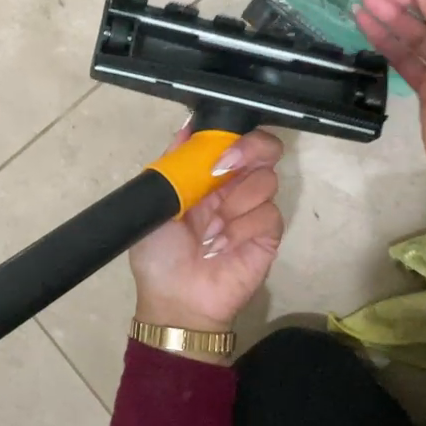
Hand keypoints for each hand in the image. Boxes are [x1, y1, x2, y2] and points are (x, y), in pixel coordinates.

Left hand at [129, 126, 285, 339]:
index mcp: (208, 176)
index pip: (234, 138)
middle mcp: (234, 187)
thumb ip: (173, 164)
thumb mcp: (155, 203)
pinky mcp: (267, 236)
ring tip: (210, 229)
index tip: (215, 150)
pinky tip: (220, 246)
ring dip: (234, 202)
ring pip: (267, 180)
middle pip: (265, 148)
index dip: (232, 135)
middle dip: (250, 150)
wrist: (174, 300)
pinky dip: (242, 228)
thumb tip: (188, 125)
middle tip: (224, 170)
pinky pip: (269, 215)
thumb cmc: (158, 254)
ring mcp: (252, 211)